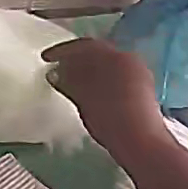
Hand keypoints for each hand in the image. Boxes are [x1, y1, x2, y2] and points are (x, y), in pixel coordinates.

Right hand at [42, 38, 168, 158]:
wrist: (141, 142)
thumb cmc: (110, 116)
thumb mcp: (83, 97)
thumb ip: (68, 80)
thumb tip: (54, 73)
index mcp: (116, 57)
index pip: (85, 45)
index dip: (62, 50)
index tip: (45, 58)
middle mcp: (130, 61)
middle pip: (98, 54)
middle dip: (76, 59)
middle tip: (56, 67)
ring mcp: (139, 77)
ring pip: (107, 67)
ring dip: (87, 71)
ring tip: (69, 81)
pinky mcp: (141, 93)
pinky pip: (114, 78)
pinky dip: (98, 81)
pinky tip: (88, 93)